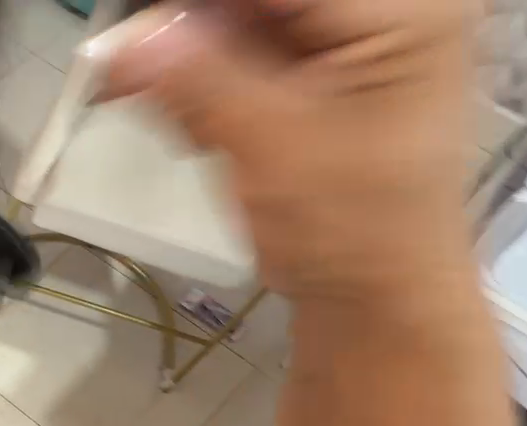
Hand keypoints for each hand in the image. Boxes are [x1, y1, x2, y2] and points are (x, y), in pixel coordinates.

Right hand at [106, 0, 478, 302]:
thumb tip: (126, 39)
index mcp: (400, 5)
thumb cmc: (345, 226)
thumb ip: (200, 84)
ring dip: (188, 65)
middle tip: (130, 74)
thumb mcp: (272, 148)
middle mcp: (377, 9)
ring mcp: (343, 44)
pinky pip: (239, 60)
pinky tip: (197, 131)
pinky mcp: (312, 79)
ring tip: (175, 119)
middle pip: (254, 2)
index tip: (136, 32)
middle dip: (189, 32)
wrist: (370, 295)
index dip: (197, 8)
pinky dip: (201, 90)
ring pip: (239, 25)